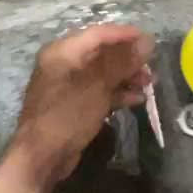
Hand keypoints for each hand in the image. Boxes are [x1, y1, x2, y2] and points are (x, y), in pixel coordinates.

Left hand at [8, 24, 153, 184]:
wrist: (41, 157)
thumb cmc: (67, 116)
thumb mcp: (96, 87)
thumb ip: (121, 63)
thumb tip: (146, 42)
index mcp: (62, 52)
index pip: (98, 34)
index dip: (125, 35)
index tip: (151, 40)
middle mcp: (63, 64)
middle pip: (100, 53)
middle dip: (127, 58)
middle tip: (151, 66)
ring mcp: (67, 85)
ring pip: (101, 74)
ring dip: (125, 77)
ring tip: (148, 84)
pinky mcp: (73, 105)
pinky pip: (98, 91)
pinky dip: (116, 93)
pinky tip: (137, 99)